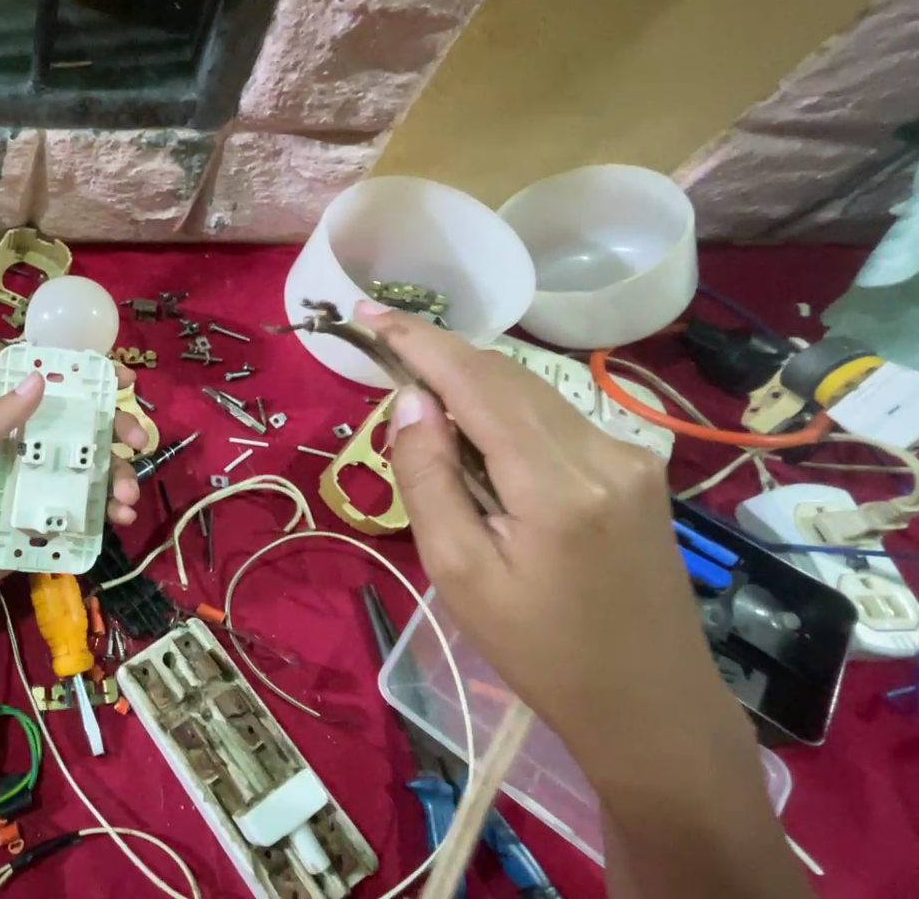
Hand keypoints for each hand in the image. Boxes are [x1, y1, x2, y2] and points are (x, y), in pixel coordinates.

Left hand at [0, 365, 146, 612]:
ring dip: (120, 477)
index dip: (88, 383)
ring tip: (126, 498)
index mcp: (8, 431)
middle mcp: (31, 455)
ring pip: (94, 473)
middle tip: (139, 441)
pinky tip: (120, 519)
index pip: (51, 395)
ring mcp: (43, 492)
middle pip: (85, 433)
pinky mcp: (50, 527)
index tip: (122, 381)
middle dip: (118, 431)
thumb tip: (39, 379)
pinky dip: (110, 512)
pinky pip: (88, 513)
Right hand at [359, 303, 746, 778]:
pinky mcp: (635, 470)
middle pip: (506, 375)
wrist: (648, 704)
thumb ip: (428, 476)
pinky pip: (551, 416)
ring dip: (466, 379)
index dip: (419, 340)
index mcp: (557, 484)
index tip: (367, 312)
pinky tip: (467, 431)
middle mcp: (605, 453)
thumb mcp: (457, 569)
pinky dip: (499, 407)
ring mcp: (629, 459)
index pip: (477, 383)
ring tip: (411, 390)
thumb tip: (410, 399)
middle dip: (438, 352)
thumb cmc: (535, 647)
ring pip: (530, 390)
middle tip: (377, 345)